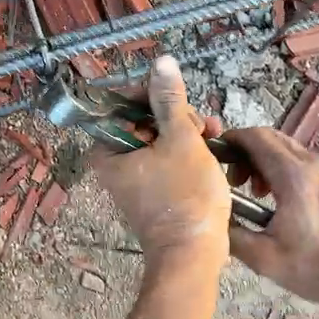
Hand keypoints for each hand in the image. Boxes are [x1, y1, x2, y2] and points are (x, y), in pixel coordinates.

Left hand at [85, 56, 230, 263]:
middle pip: (143, 118)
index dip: (152, 94)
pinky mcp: (152, 188)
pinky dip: (186, 150)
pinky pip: (166, 156)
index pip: (122, 103)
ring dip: (186, 131)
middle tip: (202, 124)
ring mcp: (132, 176)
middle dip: (176, 115)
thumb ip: (171, 100)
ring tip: (213, 135)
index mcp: (106, 149)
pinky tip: (211, 149)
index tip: (179, 96)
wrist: (194, 257)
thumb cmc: (185, 197)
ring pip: (159, 136)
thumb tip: (162, 62)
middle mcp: (112, 161)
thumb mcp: (182, 140)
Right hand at [223, 129, 318, 307]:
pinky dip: (282, 168)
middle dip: (245, 150)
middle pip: (270, 137)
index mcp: (293, 176)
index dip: (230, 140)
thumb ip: (232, 236)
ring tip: (256, 192)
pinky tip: (281, 202)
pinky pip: (301, 161)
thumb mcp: (267, 259)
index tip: (215, 157)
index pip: (254, 137)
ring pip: (286, 148)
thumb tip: (211, 219)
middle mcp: (311, 164)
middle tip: (234, 179)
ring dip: (264, 160)